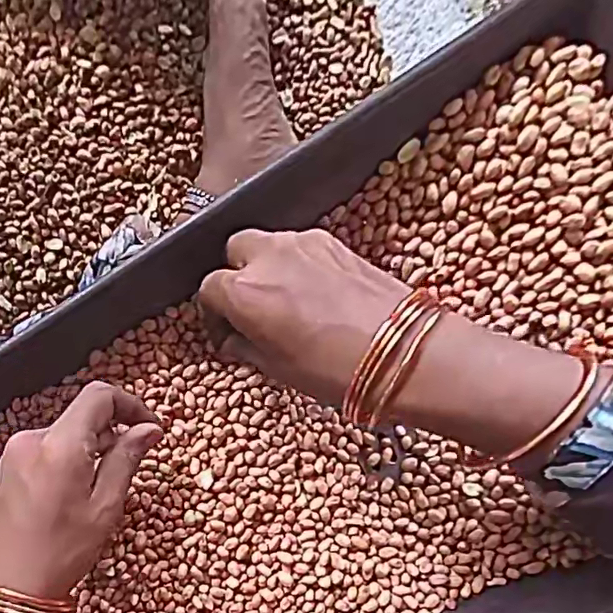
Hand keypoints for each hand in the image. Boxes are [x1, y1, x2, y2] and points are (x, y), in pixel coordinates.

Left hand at [0, 382, 163, 600]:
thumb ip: (127, 460)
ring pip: (67, 434)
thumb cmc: (57, 555)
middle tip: (133, 464)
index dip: (132, 405)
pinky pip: (48, 450)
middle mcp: (32, 440)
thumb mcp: (105, 508)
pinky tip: (76, 494)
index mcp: (60, 446)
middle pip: (83, 415)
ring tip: (102, 489)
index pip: (99, 396)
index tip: (149, 427)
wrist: (7, 588)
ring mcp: (15, 453)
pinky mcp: (7, 467)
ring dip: (92, 448)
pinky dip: (70, 459)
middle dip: (113, 432)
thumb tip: (147, 430)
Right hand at [198, 226, 597, 469]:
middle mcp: (270, 257)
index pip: (209, 288)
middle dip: (234, 276)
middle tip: (247, 309)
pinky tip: (309, 295)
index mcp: (245, 292)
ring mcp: (305, 244)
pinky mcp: (335, 243)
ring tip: (281, 303)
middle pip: (234, 251)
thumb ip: (246, 346)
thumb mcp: (278, 369)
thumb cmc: (338, 369)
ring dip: (264, 266)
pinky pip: (299, 245)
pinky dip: (294, 263)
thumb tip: (233, 339)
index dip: (212, 312)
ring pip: (267, 242)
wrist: (404, 354)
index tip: (224, 330)